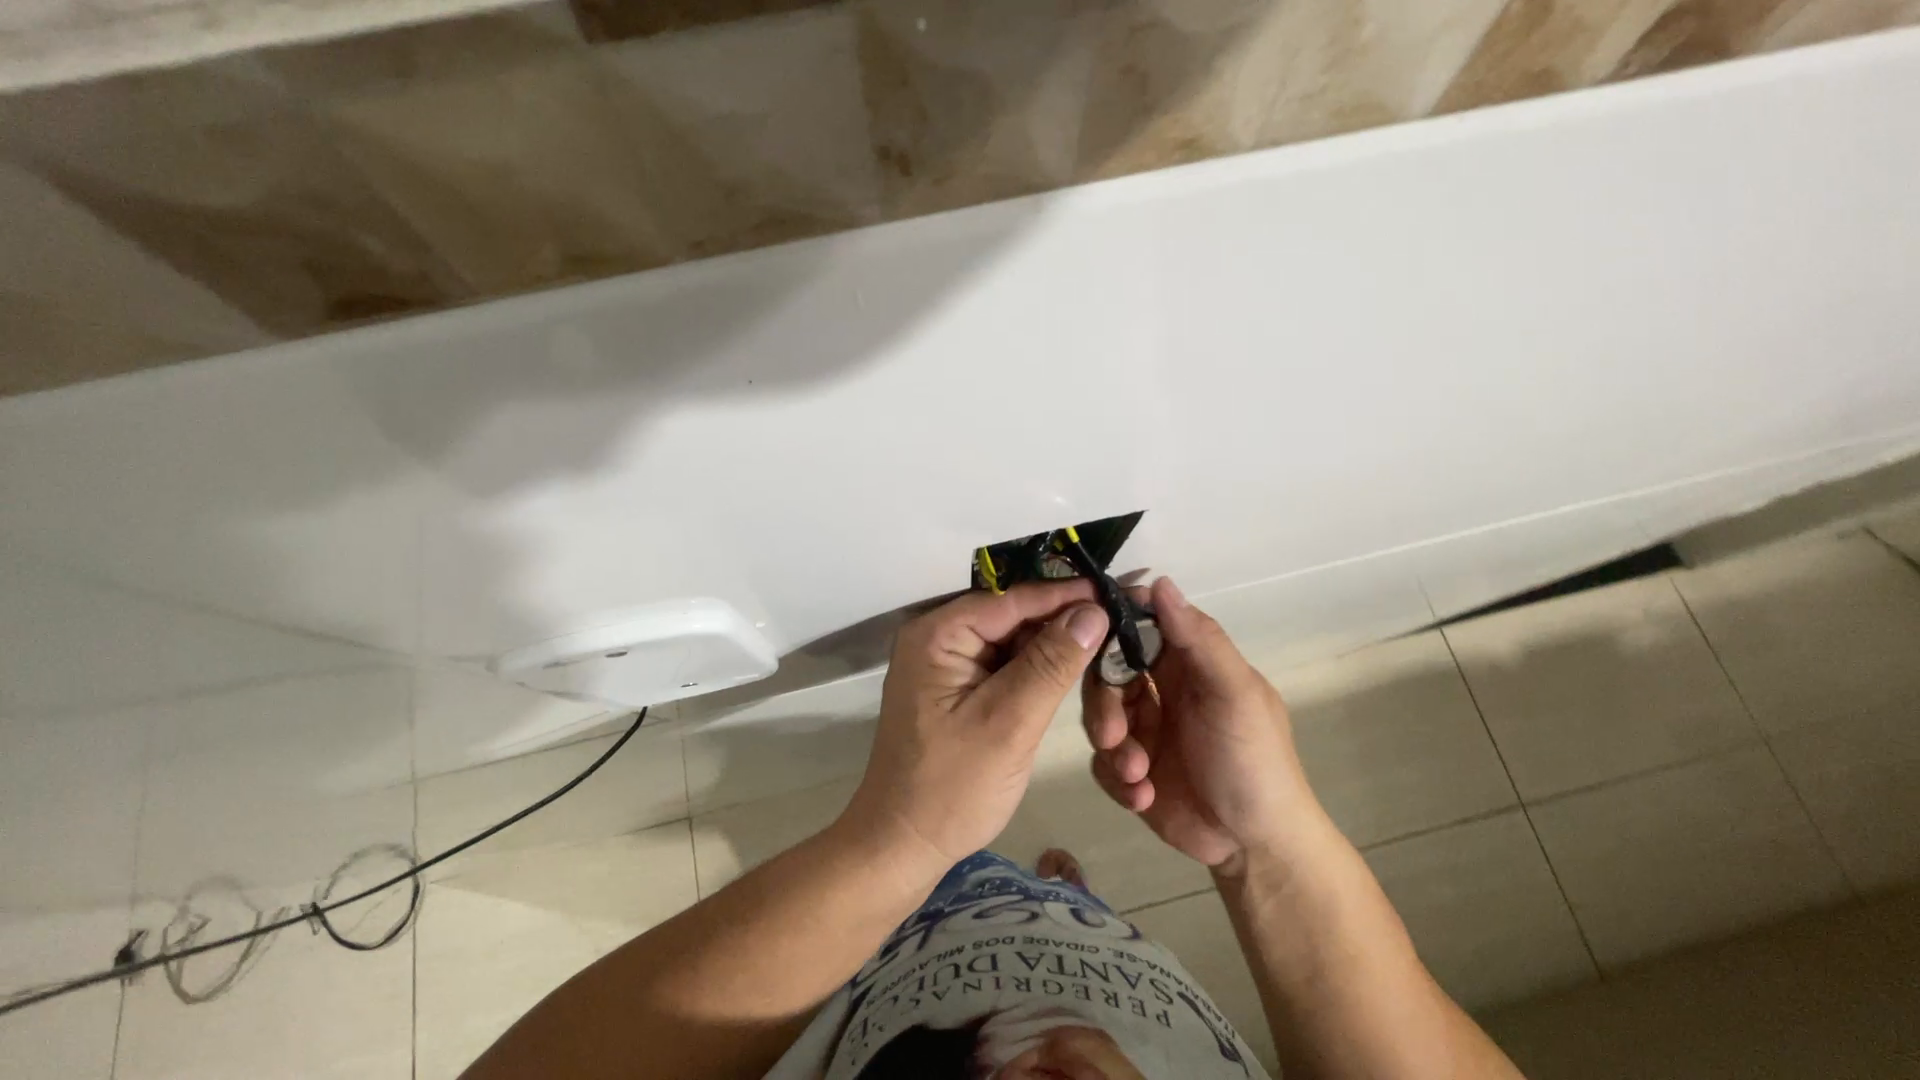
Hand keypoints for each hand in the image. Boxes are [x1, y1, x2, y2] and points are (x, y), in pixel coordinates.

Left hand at [841, 581, 1109, 878]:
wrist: (904, 846)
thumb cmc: (951, 788)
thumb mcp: (1008, 722)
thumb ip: (1051, 664)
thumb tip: (1093, 611)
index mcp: (937, 635)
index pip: (1012, 600)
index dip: (1066, 595)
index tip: (1119, 592)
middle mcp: (938, 639)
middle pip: (1012, 617)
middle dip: (1064, 622)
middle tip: (1123, 623)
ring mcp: (947, 666)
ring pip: (1013, 642)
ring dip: (1055, 648)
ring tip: (1110, 644)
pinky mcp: (958, 691)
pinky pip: (1005, 667)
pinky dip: (1038, 671)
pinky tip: (1075, 672)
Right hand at [1082, 578, 1330, 875]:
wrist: (1255, 845)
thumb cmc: (1253, 760)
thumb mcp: (1234, 694)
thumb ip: (1199, 640)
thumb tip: (1160, 581)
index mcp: (1190, 664)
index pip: (1141, 626)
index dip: (1113, 625)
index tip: (1084, 632)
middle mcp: (1162, 691)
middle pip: (1107, 674)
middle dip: (1104, 703)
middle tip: (1112, 732)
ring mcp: (1145, 732)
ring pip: (1099, 717)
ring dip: (1113, 746)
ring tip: (1137, 773)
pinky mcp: (1132, 773)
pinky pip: (1101, 762)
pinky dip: (1117, 779)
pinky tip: (1144, 797)